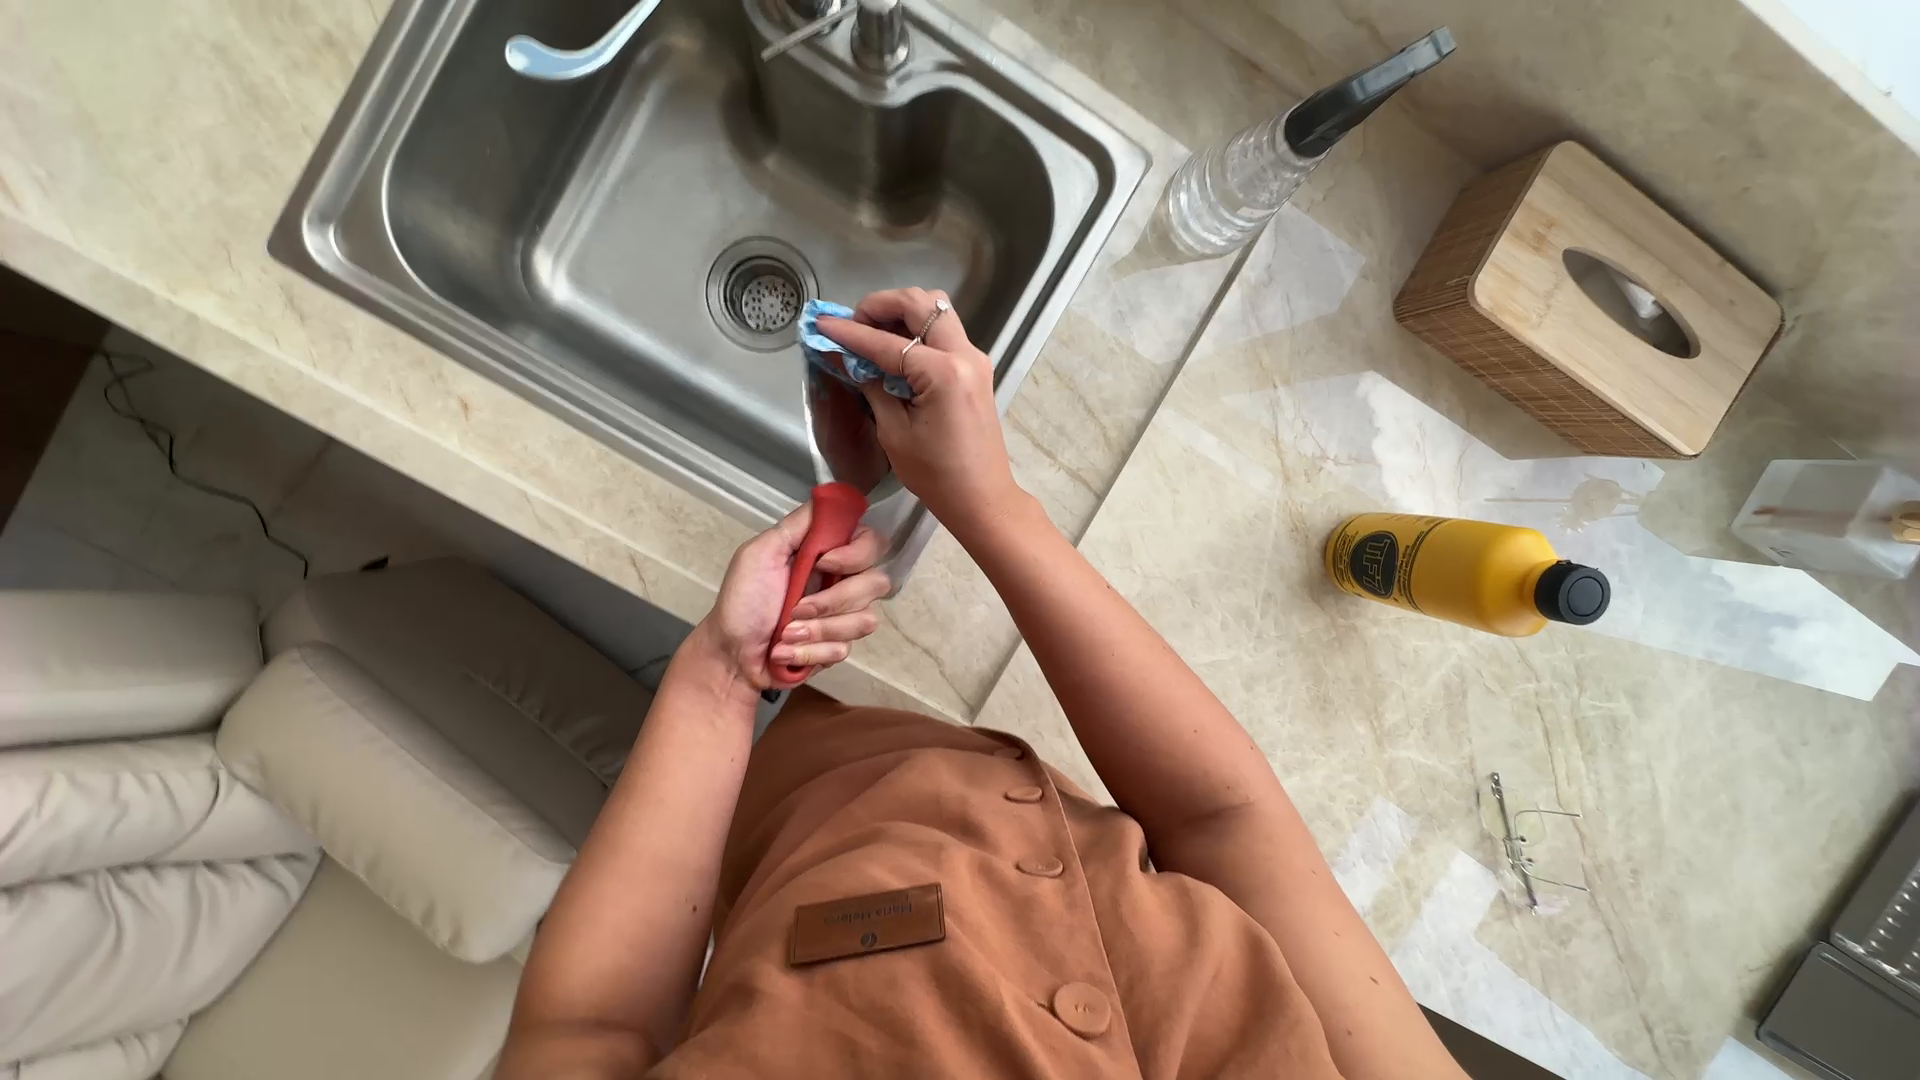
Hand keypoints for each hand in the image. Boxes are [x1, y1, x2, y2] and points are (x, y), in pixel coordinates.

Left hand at [691, 501, 891, 689]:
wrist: (730, 655)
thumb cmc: (742, 601)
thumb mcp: (760, 553)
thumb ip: (797, 525)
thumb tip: (832, 497)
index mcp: (828, 555)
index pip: (872, 542)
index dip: (857, 554)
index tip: (825, 564)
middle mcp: (843, 582)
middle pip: (877, 583)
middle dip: (832, 602)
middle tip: (796, 610)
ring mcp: (844, 617)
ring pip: (864, 620)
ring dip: (817, 630)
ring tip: (785, 635)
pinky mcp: (838, 648)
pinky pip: (844, 649)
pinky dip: (809, 652)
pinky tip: (786, 653)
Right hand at [817, 287, 1024, 536]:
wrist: (982, 498)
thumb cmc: (937, 476)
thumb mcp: (895, 433)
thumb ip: (873, 387)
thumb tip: (848, 359)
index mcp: (944, 373)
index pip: (887, 342)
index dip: (850, 333)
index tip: (823, 324)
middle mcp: (965, 356)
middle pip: (921, 303)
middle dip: (882, 305)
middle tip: (855, 324)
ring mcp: (975, 360)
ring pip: (937, 311)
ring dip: (902, 314)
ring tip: (872, 335)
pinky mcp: (976, 370)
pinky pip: (945, 334)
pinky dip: (918, 331)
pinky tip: (894, 351)